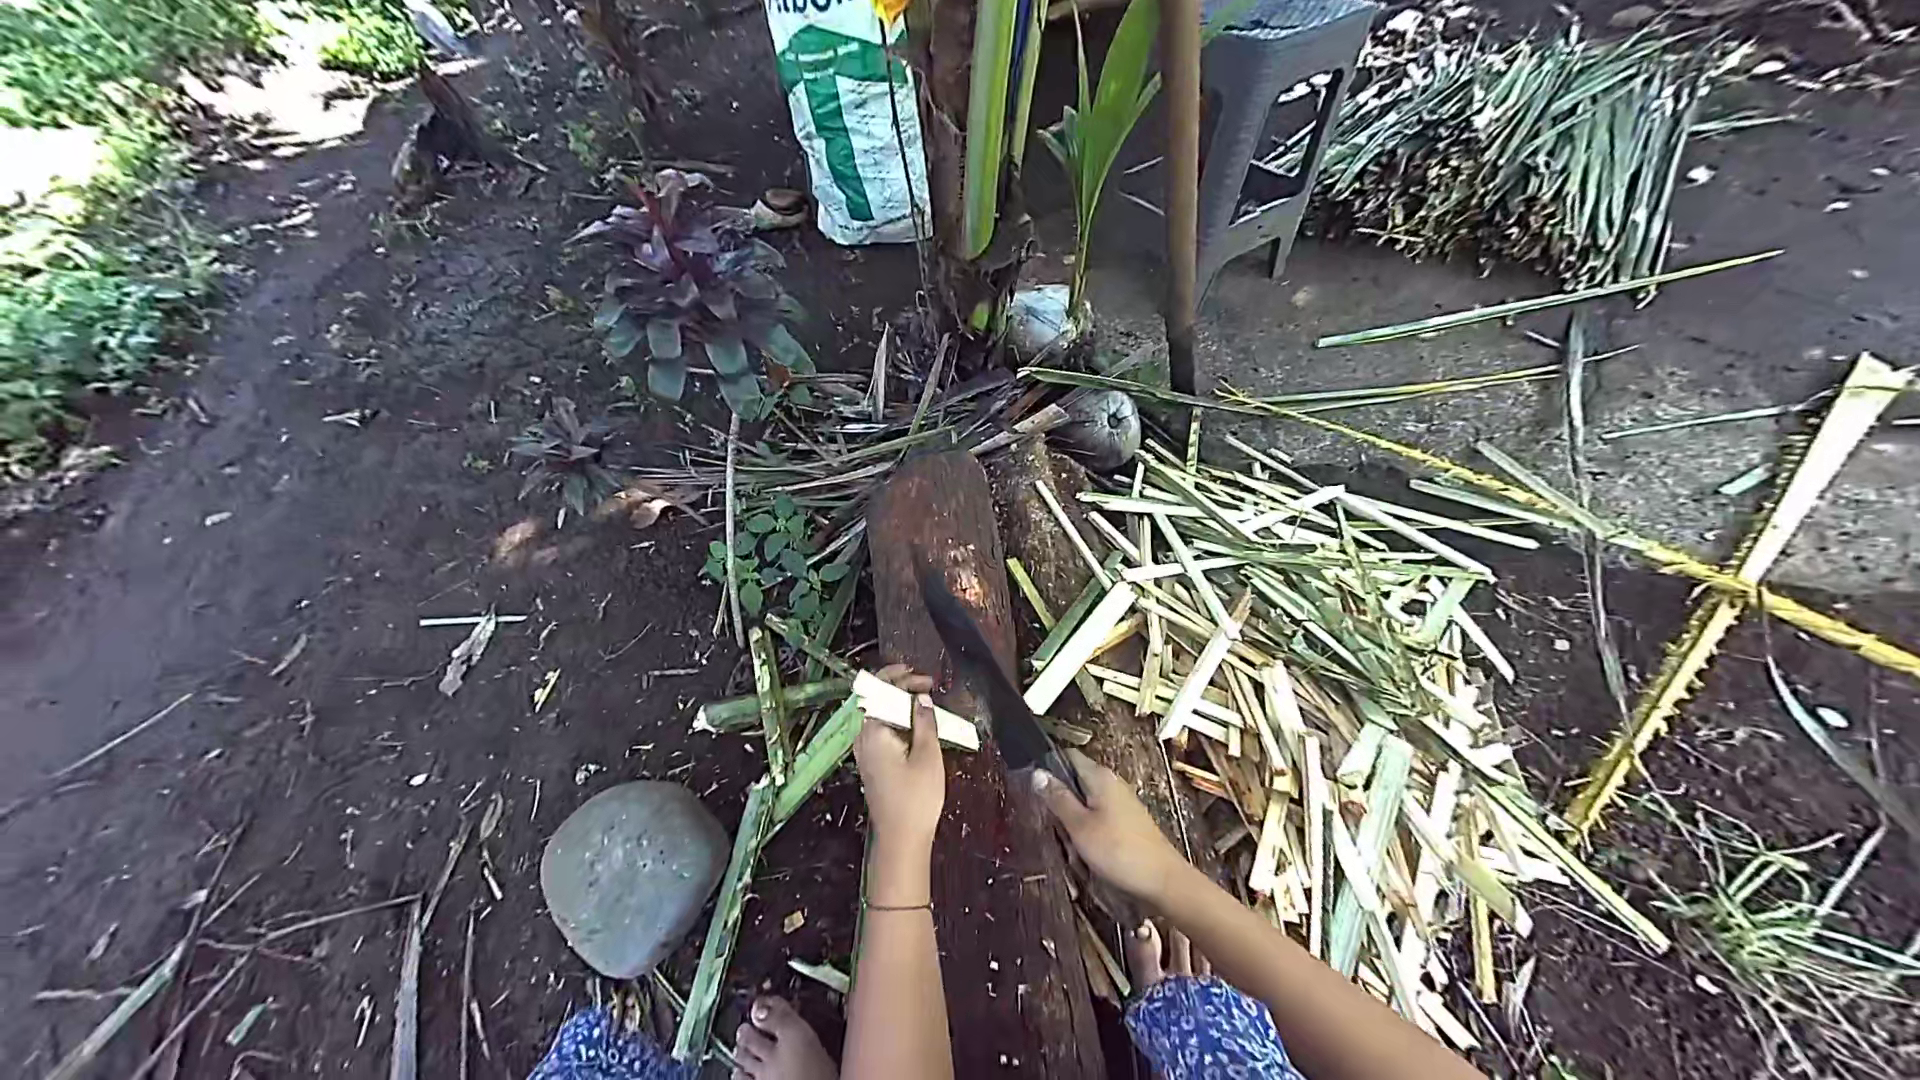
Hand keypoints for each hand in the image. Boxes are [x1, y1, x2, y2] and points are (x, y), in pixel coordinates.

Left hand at [853, 664, 944, 857]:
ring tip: (923, 699)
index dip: (900, 677)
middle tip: (927, 685)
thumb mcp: (927, 754)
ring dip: (898, 702)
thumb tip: (921, 697)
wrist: (901, 839)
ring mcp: (864, 751)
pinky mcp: (871, 762)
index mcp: (873, 731)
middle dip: (900, 686)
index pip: (879, 690)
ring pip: (877, 714)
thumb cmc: (916, 797)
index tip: (924, 678)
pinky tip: (914, 723)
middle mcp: (863, 738)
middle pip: (875, 699)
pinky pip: (880, 729)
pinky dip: (896, 719)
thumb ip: (923, 721)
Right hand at [1032, 748, 1186, 902]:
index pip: (1067, 756)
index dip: (1048, 767)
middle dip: (1062, 803)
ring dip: (1075, 823)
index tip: (1035, 790)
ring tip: (1072, 847)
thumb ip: (1057, 798)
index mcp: (1100, 776)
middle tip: (1055, 827)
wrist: (1163, 882)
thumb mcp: (1079, 826)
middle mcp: (1112, 782)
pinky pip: (1099, 818)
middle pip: (1075, 781)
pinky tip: (1089, 854)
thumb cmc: (1118, 851)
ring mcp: (1122, 802)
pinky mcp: (1128, 821)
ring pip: (1086, 803)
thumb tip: (1037, 772)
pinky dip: (1090, 832)